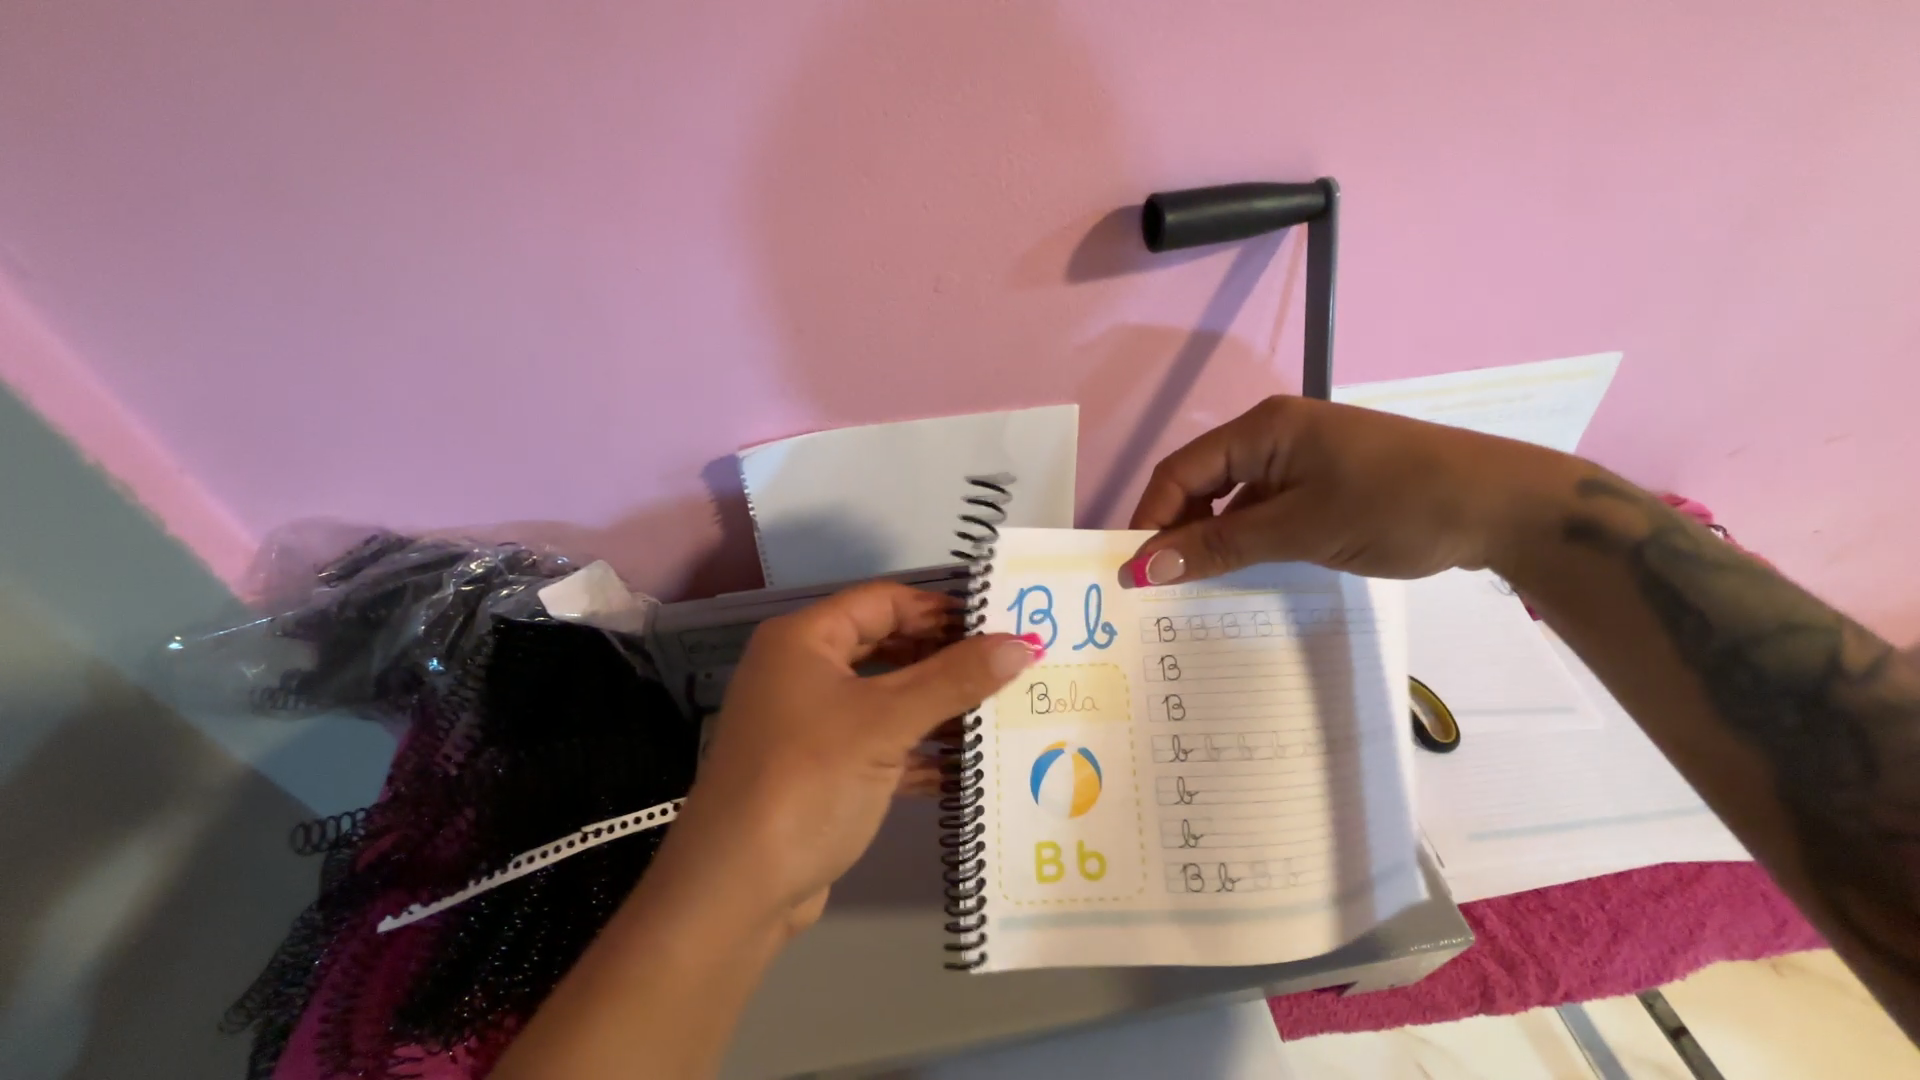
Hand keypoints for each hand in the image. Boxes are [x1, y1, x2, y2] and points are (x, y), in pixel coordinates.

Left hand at [658, 583, 1039, 933]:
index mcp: (805, 640)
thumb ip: (954, 681)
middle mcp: (803, 672)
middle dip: (945, 660)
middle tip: (1007, 669)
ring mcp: (811, 724)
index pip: (884, 602)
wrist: (736, 889)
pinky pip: (881, 745)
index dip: (941, 609)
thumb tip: (1023, 644)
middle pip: (887, 648)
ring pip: (886, 700)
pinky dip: (919, 753)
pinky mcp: (823, 771)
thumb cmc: (808, 780)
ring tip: (1000, 715)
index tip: (999, 625)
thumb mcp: (885, 724)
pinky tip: (967, 769)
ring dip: (937, 709)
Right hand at [1124, 395, 1586, 583]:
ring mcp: (1303, 457)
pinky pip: (1266, 506)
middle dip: (1178, 528)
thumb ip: (1220, 546)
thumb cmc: (1397, 506)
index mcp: (1263, 429)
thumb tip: (1145, 568)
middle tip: (1163, 584)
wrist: (1505, 505)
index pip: (1180, 470)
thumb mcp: (1302, 531)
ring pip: (1234, 497)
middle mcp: (1275, 434)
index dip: (1150, 518)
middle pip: (1202, 481)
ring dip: (1213, 536)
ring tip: (1197, 583)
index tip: (1135, 572)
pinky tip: (1245, 568)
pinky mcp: (1325, 480)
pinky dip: (1248, 536)